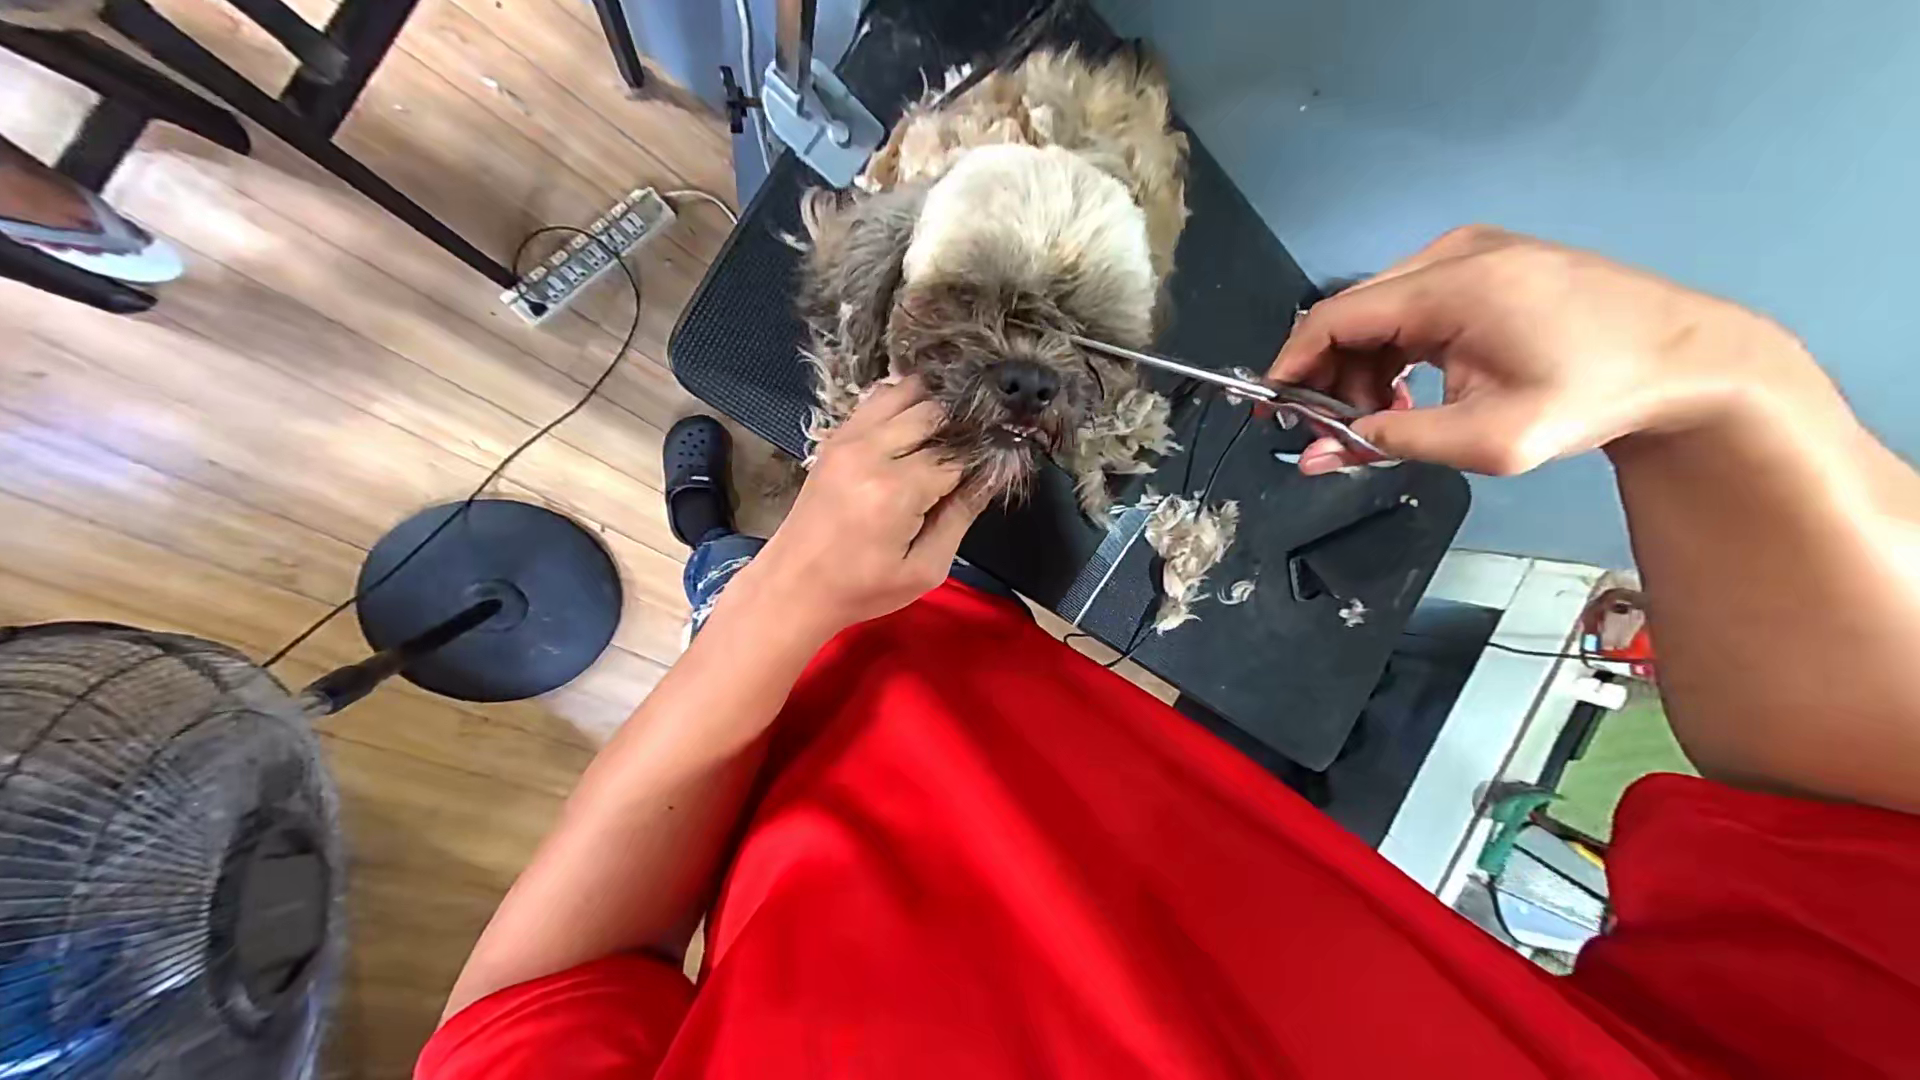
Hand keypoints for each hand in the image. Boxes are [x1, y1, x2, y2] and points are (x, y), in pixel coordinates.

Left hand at [729, 378, 985, 637]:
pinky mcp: (836, 437)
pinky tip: (918, 427)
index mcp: (895, 491)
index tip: (999, 463)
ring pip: (906, 393)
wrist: (794, 586)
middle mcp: (870, 452)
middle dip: (962, 428)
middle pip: (934, 412)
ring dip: (934, 408)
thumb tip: (996, 471)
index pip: (959, 453)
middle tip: (975, 451)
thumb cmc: (861, 589)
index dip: (984, 456)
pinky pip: (878, 399)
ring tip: (948, 436)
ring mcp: (848, 439)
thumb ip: (962, 515)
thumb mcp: (925, 568)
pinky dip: (904, 404)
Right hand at [1269, 226, 1826, 475]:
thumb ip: (1388, 443)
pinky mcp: (1480, 266)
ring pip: (1371, 316)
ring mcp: (1469, 254)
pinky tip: (1407, 392)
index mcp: (1458, 286)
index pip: (1335, 318)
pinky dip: (1387, 356)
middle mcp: (1455, 255)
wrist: (1694, 363)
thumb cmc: (1595, 399)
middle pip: (1348, 315)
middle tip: (1331, 429)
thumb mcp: (1486, 440)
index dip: (1290, 364)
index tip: (1270, 408)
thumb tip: (1312, 455)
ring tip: (1384, 419)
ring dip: (1358, 372)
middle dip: (1326, 378)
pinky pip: (1401, 311)